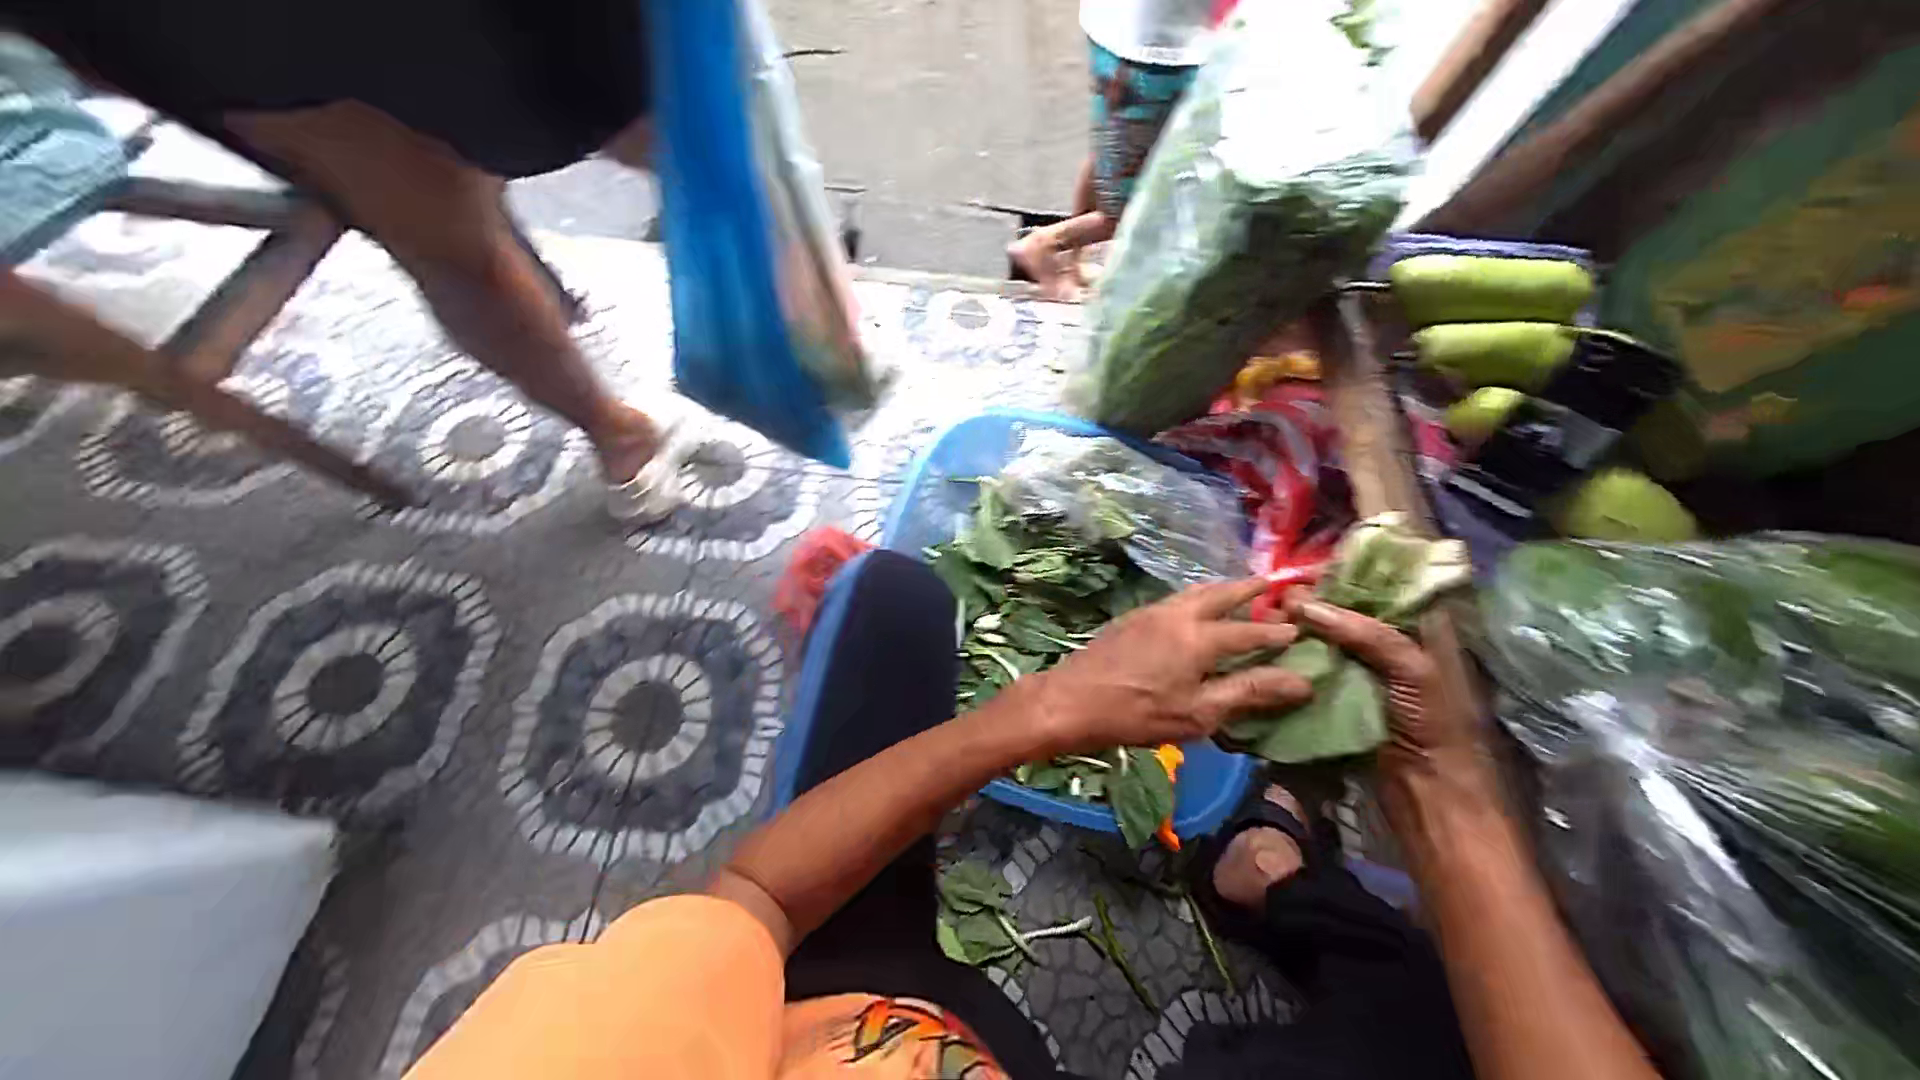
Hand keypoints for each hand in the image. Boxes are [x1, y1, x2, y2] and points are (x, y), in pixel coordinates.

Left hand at [1020, 578, 1311, 755]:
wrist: (1072, 700)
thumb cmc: (1138, 714)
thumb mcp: (1198, 713)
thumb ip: (1248, 692)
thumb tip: (1300, 681)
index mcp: (1199, 637)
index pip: (1250, 632)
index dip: (1276, 633)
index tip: (1299, 629)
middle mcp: (1177, 614)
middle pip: (1220, 594)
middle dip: (1248, 589)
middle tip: (1270, 584)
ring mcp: (1151, 612)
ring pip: (1194, 592)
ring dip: (1220, 589)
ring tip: (1237, 591)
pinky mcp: (1132, 617)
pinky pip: (1175, 598)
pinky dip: (1195, 597)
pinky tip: (1194, 609)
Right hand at [1282, 588, 1485, 784]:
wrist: (1428, 785)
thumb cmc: (1434, 721)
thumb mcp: (1411, 666)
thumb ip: (1362, 631)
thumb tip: (1299, 602)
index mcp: (1416, 620)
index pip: (1373, 581)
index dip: (1337, 572)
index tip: (1299, 573)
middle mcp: (1385, 634)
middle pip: (1339, 603)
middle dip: (1306, 599)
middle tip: (1275, 603)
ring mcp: (1359, 661)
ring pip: (1320, 630)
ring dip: (1293, 625)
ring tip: (1264, 622)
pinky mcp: (1338, 684)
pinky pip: (1311, 658)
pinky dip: (1291, 650)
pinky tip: (1267, 645)